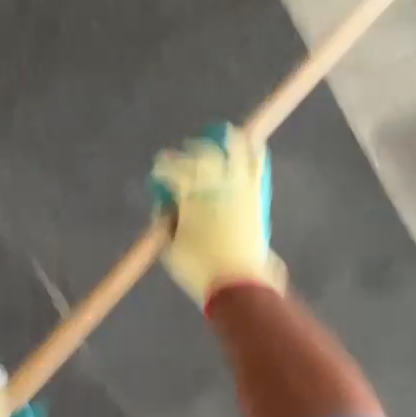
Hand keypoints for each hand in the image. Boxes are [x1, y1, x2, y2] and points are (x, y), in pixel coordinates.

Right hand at [150, 123, 285, 307]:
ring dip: (231, 142)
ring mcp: (240, 190)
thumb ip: (168, 222)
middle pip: (205, 157)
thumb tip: (169, 208)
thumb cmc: (199, 267)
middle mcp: (217, 186)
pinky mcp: (256, 198)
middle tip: (187, 150)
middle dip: (193, 150)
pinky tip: (255, 147)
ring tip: (229, 133)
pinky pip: (257, 169)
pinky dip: (255, 155)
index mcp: (191, 197)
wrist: (237, 283)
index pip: (175, 172)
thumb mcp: (170, 246)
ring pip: (237, 155)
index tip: (158, 166)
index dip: (165, 166)